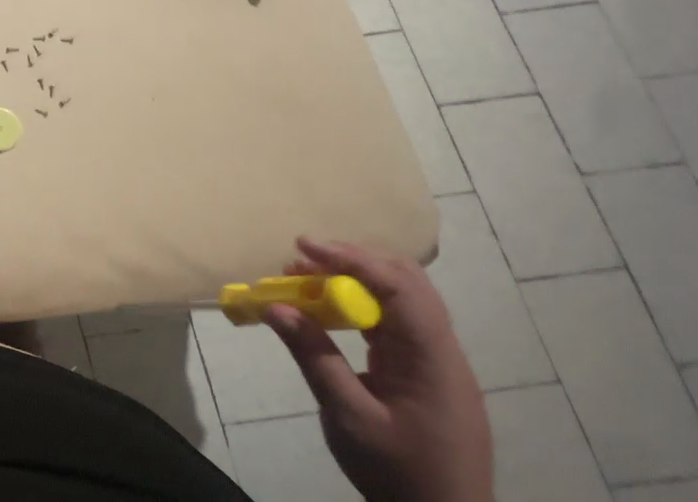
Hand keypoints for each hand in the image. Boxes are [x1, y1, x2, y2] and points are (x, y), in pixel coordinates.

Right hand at [264, 238, 491, 501]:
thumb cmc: (400, 472)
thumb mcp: (349, 417)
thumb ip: (315, 358)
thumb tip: (276, 308)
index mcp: (433, 360)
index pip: (399, 288)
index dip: (351, 259)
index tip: (303, 247)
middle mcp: (442, 352)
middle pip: (407, 283)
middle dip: (352, 261)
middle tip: (301, 260)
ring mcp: (436, 362)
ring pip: (401, 299)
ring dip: (353, 281)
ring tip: (304, 280)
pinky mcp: (423, 373)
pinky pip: (393, 322)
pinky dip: (358, 306)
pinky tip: (328, 311)